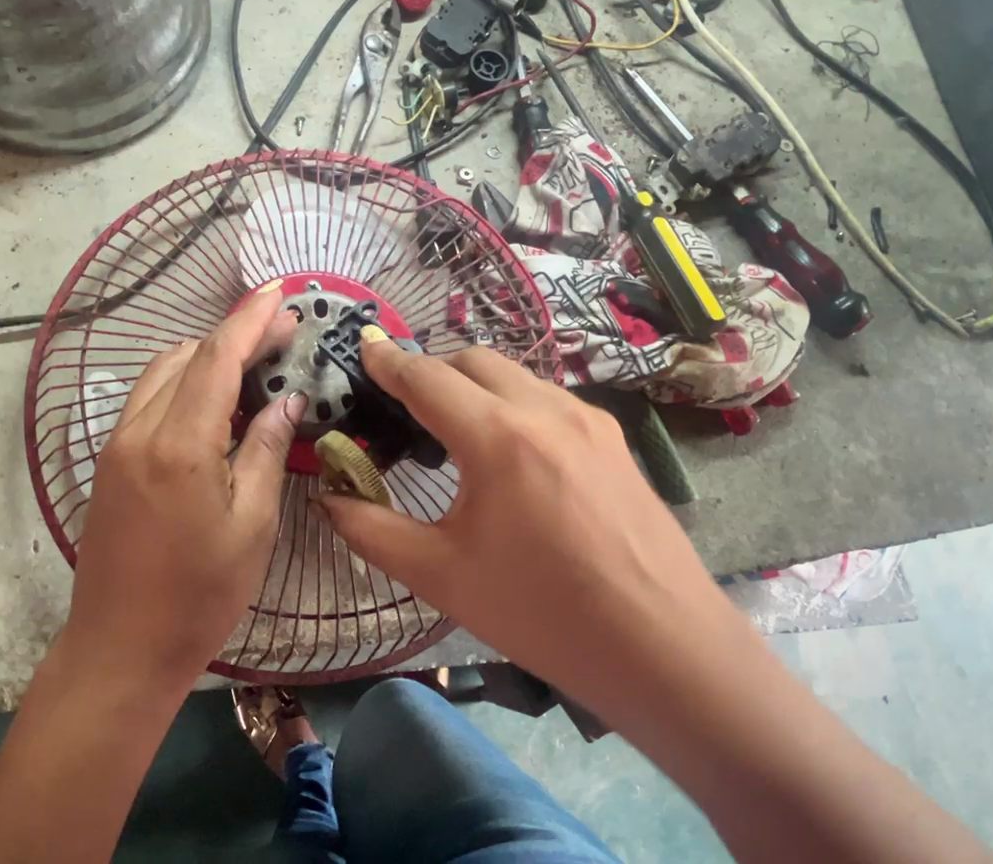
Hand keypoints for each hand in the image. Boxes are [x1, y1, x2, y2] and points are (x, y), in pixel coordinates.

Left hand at [63, 284, 301, 684]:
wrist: (121, 649)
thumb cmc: (199, 596)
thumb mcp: (252, 525)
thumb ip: (266, 451)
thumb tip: (286, 400)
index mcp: (178, 445)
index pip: (216, 358)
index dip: (249, 319)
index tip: (280, 292)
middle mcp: (138, 431)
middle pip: (186, 357)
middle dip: (233, 336)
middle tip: (281, 338)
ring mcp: (116, 446)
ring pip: (161, 374)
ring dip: (206, 358)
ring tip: (254, 367)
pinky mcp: (109, 463)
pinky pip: (147, 401)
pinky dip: (183, 385)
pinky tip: (214, 404)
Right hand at [317, 328, 739, 695]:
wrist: (662, 647)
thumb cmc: (542, 613)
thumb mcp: (442, 576)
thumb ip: (373, 529)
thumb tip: (329, 498)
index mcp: (498, 437)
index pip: (427, 377)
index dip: (388, 360)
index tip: (363, 344)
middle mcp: (546, 410)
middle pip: (473, 361)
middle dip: (432, 369)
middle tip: (403, 405)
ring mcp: (589, 421)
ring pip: (516, 376)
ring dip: (475, 385)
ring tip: (454, 430)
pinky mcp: (615, 441)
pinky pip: (549, 400)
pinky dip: (513, 405)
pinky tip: (510, 454)